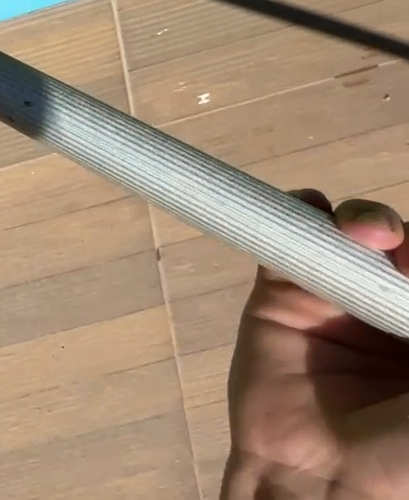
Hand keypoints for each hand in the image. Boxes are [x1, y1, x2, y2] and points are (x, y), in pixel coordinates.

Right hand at [224, 190, 408, 498]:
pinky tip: (305, 204)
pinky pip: (285, 250)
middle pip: (399, 255)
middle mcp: (398, 315)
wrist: (331, 474)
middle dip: (393, 235)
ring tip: (354, 229)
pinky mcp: (282, 297)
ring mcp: (339, 304)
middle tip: (382, 240)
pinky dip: (292, 218)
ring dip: (354, 223)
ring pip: (346, 244)